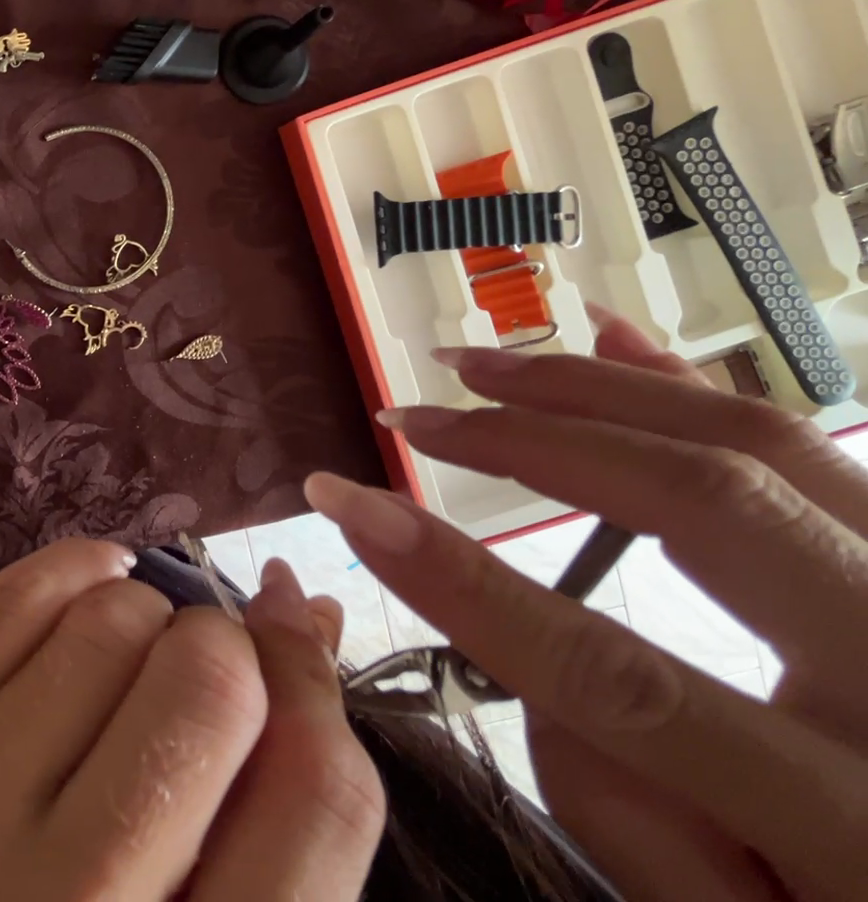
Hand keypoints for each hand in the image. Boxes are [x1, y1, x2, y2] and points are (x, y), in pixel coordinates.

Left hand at [0, 537, 384, 899]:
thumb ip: (263, 791)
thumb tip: (304, 609)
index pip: (317, 798)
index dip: (317, 692)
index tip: (290, 644)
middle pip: (209, 688)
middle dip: (220, 646)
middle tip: (194, 661)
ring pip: (113, 623)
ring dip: (141, 612)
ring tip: (123, 650)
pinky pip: (16, 596)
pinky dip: (75, 569)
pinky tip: (88, 586)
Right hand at [306, 306, 867, 901]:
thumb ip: (624, 819)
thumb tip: (535, 673)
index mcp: (863, 813)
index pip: (610, 671)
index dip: (457, 580)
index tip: (344, 503)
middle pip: (706, 507)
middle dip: (531, 441)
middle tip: (412, 416)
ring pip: (768, 448)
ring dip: (599, 389)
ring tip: (479, 366)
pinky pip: (811, 448)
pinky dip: (694, 386)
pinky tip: (612, 341)